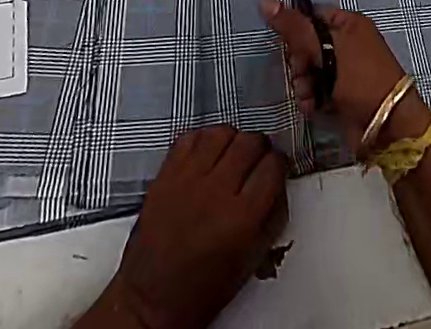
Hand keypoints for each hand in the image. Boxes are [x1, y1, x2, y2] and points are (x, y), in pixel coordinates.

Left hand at [99, 126, 287, 328]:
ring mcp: (188, 179)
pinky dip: (203, 139)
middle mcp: (216, 192)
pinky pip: (190, 136)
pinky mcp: (166, 174)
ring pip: (222, 132)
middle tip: (257, 159)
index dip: (279, 164)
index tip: (276, 168)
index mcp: (242, 218)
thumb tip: (279, 184)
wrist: (150, 298)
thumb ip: (272, 218)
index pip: (273, 166)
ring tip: (231, 154)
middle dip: (260, 147)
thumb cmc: (201, 288)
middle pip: (250, 142)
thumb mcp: (250, 262)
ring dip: (232, 140)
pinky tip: (206, 154)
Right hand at [263, 0, 430, 155]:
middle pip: (308, 45)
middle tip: (304, 74)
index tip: (291, 46)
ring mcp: (347, 70)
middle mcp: (349, 43)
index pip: (312, 18)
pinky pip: (317, 89)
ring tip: (309, 96)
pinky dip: (312, 97)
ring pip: (310, 70)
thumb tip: (265, 1)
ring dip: (304, 84)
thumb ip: (295, 28)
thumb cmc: (361, 79)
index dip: (298, 32)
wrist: (389, 126)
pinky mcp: (343, 93)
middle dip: (300, 63)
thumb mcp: (326, 49)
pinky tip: (312, 107)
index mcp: (350, 23)